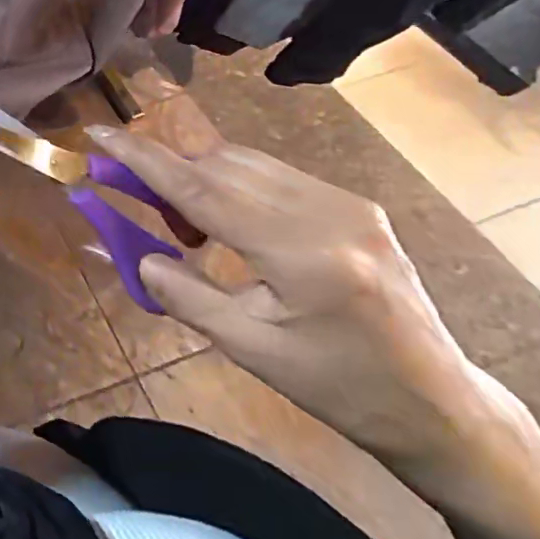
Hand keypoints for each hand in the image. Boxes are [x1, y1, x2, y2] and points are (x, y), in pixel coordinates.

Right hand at [82, 128, 496, 467]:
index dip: (141, 158)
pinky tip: (232, 224)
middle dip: (167, 172)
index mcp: (303, 255)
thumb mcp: (252, 352)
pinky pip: (274, 174)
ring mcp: (348, 203)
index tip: (98, 132)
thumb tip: (139, 255)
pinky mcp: (356, 205)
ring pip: (245, 162)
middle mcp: (328, 213)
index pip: (201, 189)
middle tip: (138, 204)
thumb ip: (187, 297)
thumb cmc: (340, 388)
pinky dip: (234, 185)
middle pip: (221, 165)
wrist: (441, 406)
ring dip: (201, 178)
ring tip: (189, 228)